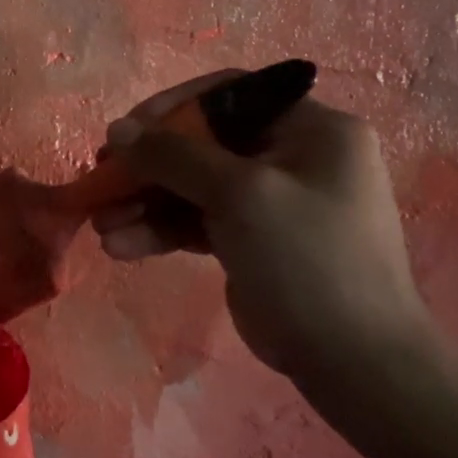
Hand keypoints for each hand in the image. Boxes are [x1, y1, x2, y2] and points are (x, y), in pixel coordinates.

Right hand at [93, 70, 438, 381]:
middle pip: (201, 143)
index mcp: (313, 130)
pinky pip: (195, 221)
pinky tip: (121, 247)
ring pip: (191, 186)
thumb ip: (174, 156)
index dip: (172, 107)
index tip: (128, 131)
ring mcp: (271, 202)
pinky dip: (159, 230)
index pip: (230, 94)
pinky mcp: (251, 240)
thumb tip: (117, 132)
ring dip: (143, 203)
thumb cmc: (307, 259)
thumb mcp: (239, 194)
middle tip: (103, 180)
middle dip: (147, 166)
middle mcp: (292, 157)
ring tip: (102, 226)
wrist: (355, 362)